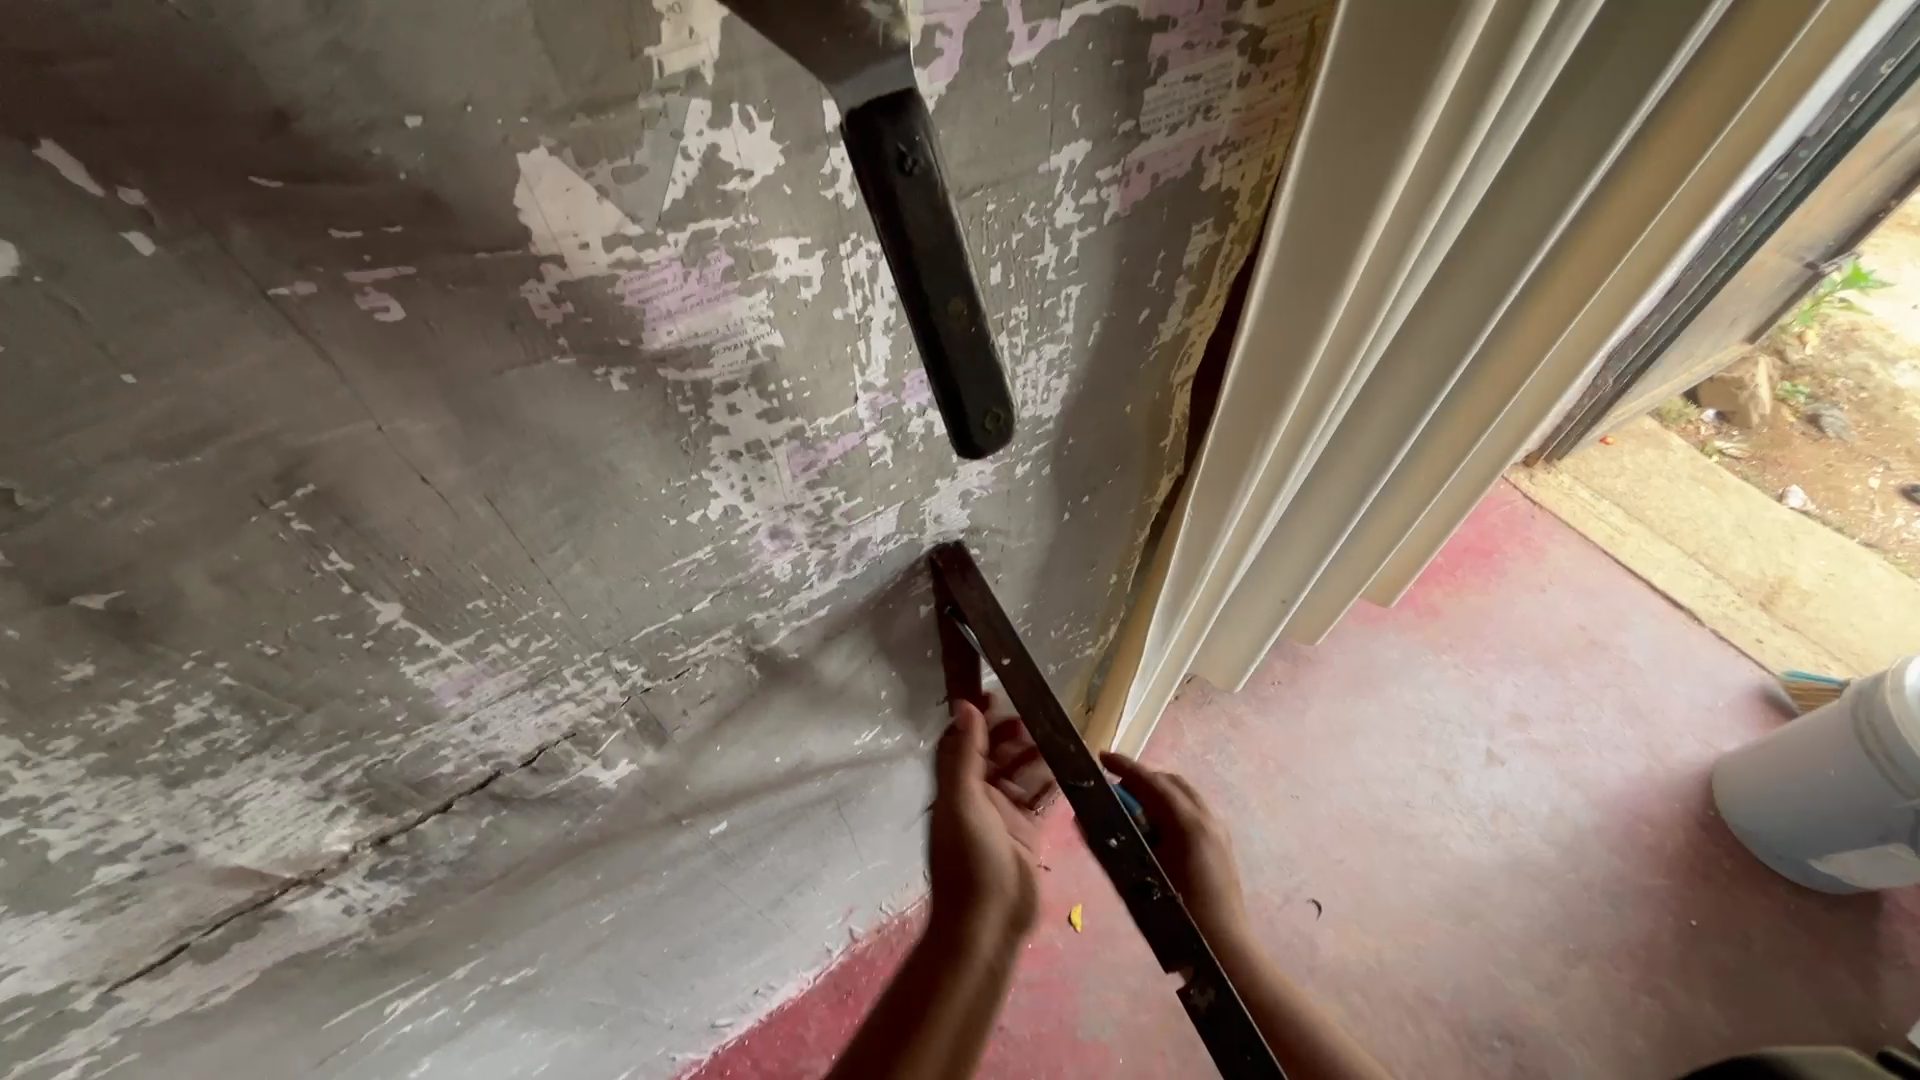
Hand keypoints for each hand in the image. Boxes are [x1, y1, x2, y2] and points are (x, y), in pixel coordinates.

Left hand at [928, 699, 1053, 942]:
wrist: (988, 923)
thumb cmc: (969, 860)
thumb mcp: (962, 801)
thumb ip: (964, 755)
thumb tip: (963, 706)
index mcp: (954, 788)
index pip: (961, 743)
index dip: (974, 720)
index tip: (995, 696)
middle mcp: (975, 798)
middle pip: (992, 755)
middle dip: (1008, 735)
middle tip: (1033, 718)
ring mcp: (1002, 816)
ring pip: (1018, 774)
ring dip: (1032, 755)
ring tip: (1053, 739)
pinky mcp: (1026, 833)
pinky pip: (1039, 800)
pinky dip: (1050, 783)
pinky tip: (1068, 767)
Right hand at [1100, 751, 1249, 943]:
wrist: (1224, 951)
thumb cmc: (1177, 918)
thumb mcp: (1136, 879)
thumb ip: (1108, 846)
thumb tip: (1081, 820)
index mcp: (1187, 823)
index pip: (1150, 782)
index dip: (1124, 767)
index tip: (1101, 757)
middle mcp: (1207, 819)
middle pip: (1170, 782)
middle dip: (1141, 779)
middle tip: (1113, 789)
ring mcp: (1218, 831)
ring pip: (1184, 795)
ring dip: (1156, 793)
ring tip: (1132, 810)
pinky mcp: (1221, 844)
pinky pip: (1192, 810)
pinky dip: (1170, 808)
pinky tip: (1155, 831)